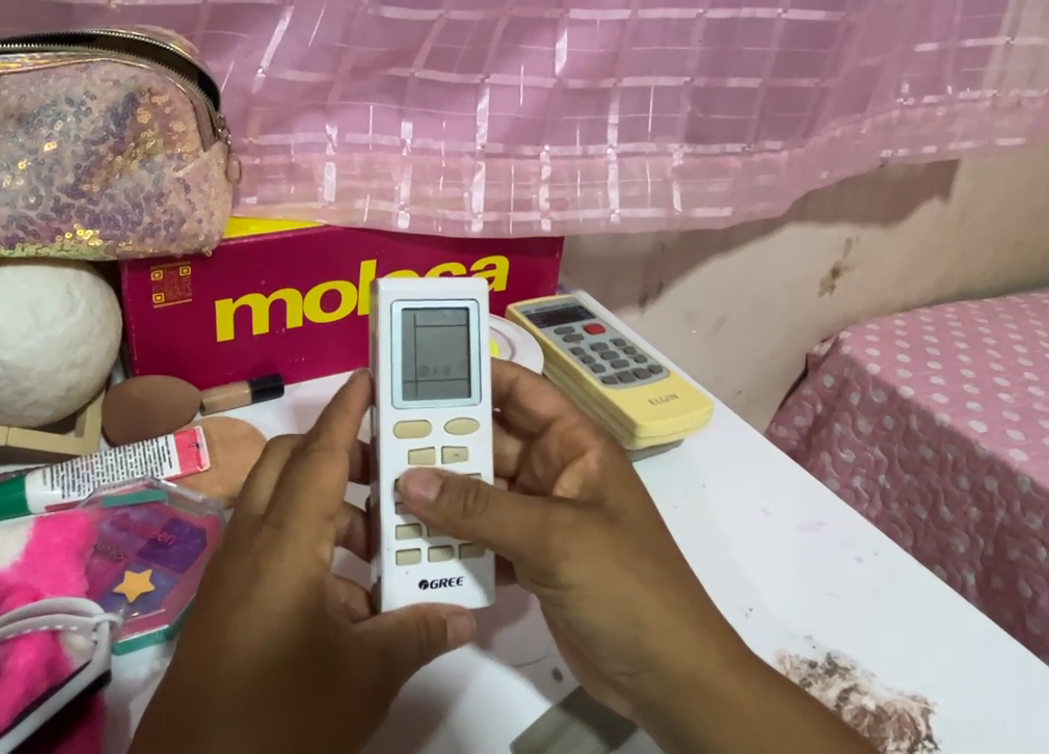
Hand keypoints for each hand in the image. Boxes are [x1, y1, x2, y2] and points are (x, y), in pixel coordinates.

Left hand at [130, 371, 473, 753]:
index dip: (346, 411)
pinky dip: (315, 553)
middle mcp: (253, 541)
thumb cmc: (281, 714)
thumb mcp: (364, 676)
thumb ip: (416, 634)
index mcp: (285, 541)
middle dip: (339, 457)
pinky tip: (358, 602)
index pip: (319, 454)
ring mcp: (236, 572)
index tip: (369, 377)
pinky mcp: (230, 603)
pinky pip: (275, 550)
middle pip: (290, 466)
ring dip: (333, 514)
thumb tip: (464, 615)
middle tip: (389, 472)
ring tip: (386, 546)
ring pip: (284, 509)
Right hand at [399, 362, 869, 753]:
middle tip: (379, 434)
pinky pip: (481, 534)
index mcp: (575, 444)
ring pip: (480, 490)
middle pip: (490, 441)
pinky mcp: (531, 559)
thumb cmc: (626, 585)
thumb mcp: (553, 538)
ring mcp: (542, 517)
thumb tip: (408, 479)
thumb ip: (478, 508)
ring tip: (380, 483)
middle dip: (441, 438)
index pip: (521, 390)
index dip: (476, 375)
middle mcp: (556, 471)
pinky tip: (408, 537)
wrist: (669, 677)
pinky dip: (451, 536)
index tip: (418, 372)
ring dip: (439, 491)